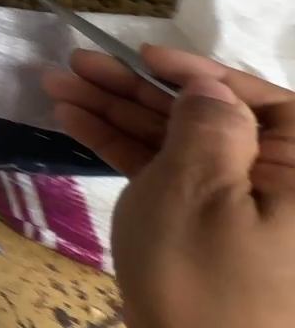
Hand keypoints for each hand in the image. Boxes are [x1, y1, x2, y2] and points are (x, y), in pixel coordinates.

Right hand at [43, 46, 294, 327]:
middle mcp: (288, 192)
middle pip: (217, 120)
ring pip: (182, 141)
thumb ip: (209, 130)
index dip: (209, 74)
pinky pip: (171, 170)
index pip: (275, 107)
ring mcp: (248, 211)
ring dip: (118, 111)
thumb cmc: (205, 272)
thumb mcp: (198, 191)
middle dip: (142, 88)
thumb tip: (209, 88)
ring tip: (56, 84)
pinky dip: (122, 143)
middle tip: (77, 62)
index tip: (145, 55)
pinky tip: (73, 119)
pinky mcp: (210, 226)